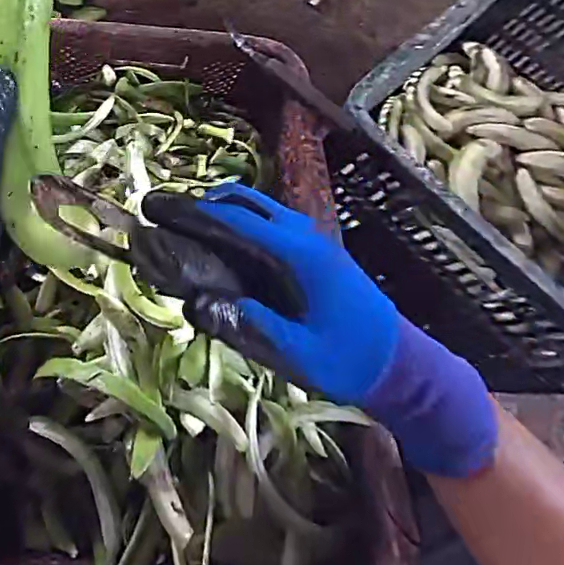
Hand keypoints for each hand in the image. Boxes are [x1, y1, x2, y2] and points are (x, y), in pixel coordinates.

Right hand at [163, 183, 498, 477]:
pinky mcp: (314, 249)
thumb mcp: (301, 353)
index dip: (195, 213)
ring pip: (258, 206)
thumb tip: (198, 305)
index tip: (160, 209)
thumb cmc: (351, 360)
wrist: (403, 364)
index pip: (238, 219)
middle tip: (167, 213)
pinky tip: (222, 241)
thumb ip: (253, 328)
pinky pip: (268, 219)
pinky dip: (239, 218)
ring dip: (222, 207)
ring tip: (186, 224)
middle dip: (204, 201)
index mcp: (300, 253)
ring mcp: (311, 238)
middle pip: (247, 200)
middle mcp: (304, 235)